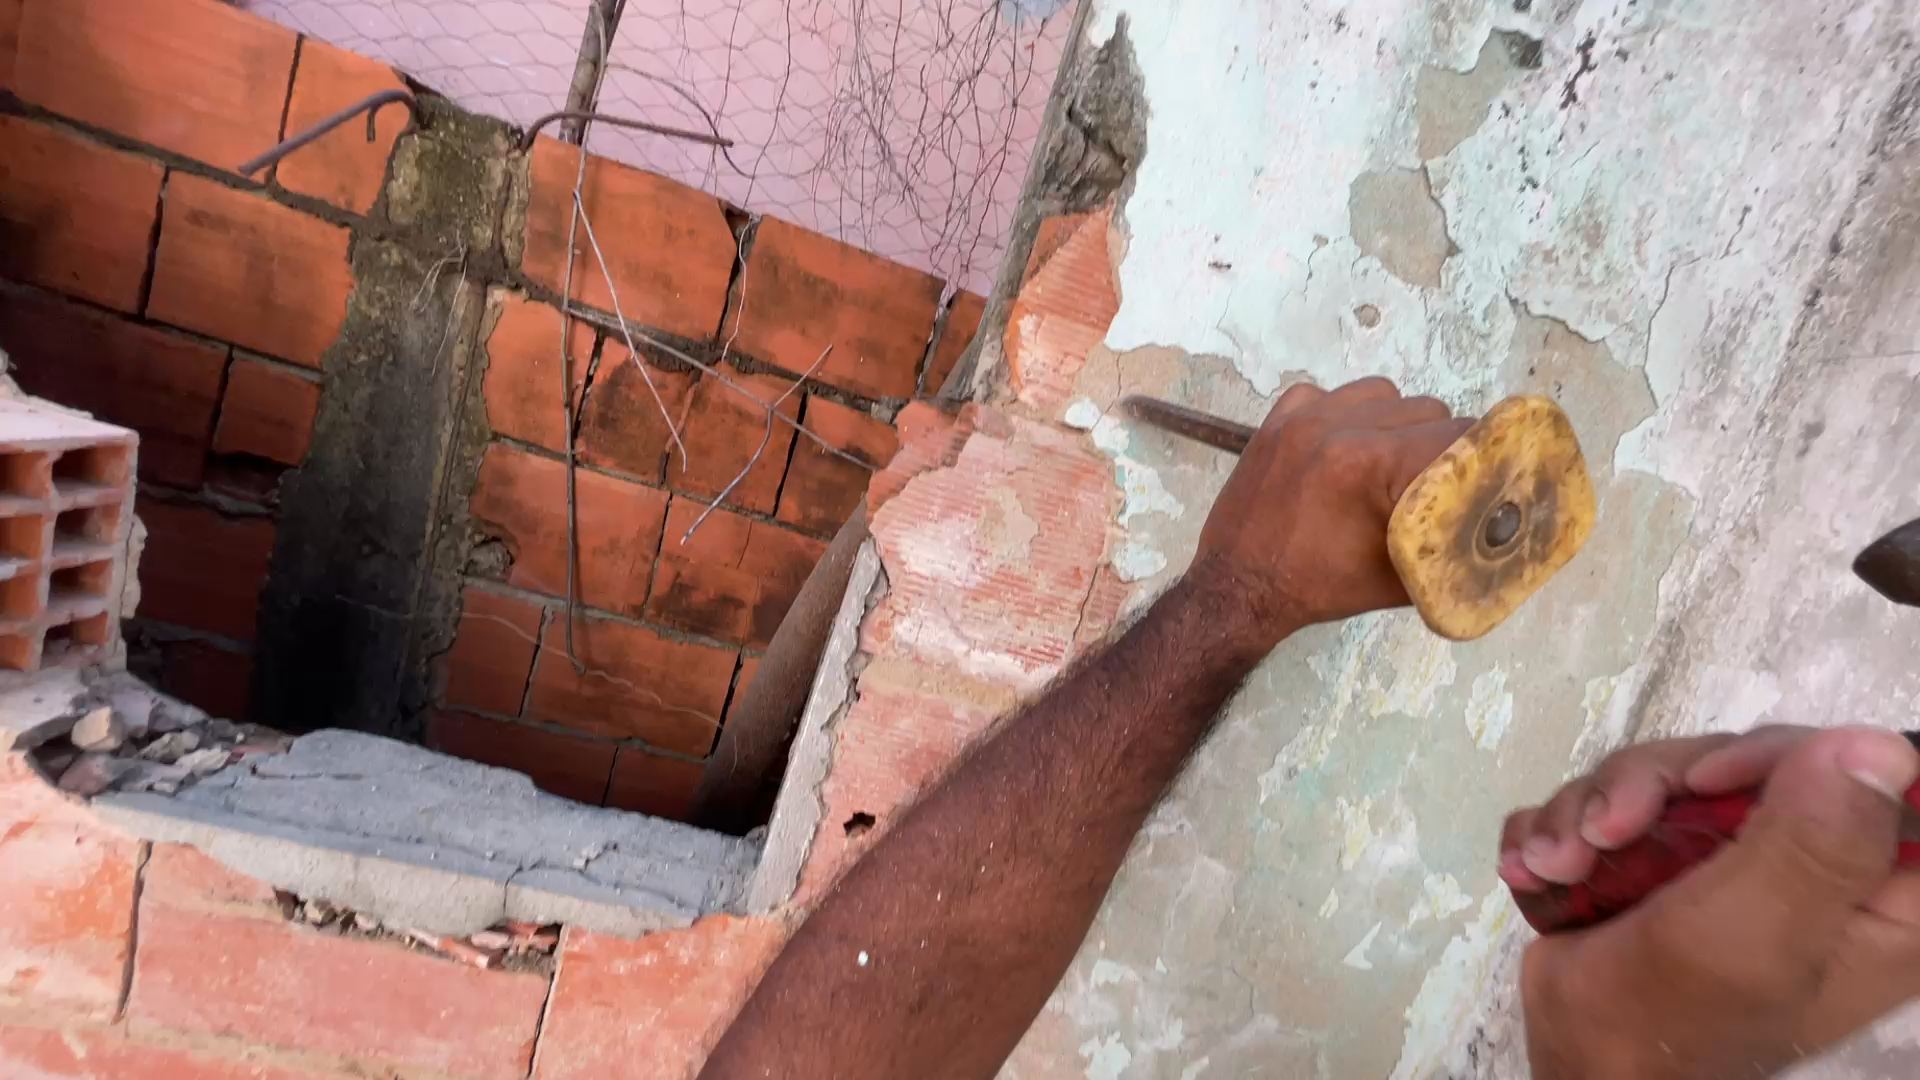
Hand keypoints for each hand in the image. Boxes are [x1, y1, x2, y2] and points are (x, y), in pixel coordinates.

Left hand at [1189, 377, 1470, 648]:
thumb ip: (1454, 539)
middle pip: (1426, 410)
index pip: (1459, 436)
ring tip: (1385, 461)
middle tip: (1434, 478)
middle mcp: (1335, 428)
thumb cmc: (1319, 587)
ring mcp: (1299, 420)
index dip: (1485, 457)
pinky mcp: (1273, 422)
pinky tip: (1342, 445)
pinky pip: (1328, 394)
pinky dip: (1344, 413)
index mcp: (1369, 463)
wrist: (1238, 585)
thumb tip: (1503, 520)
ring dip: (1394, 422)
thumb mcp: (1402, 573)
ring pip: (1381, 394)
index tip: (1486, 476)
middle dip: (1440, 444)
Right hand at [1512, 726, 1919, 1078]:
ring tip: (1551, 870)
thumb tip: (1872, 743)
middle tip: (1595, 836)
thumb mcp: (1752, 931)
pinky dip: (1547, 831)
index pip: (1860, 775)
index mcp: (1864, 889)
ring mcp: (1703, 857)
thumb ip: (1812, 843)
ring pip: (1636, 778)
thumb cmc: (1679, 1007)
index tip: (1705, 781)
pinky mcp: (1633, 856)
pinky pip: (1583, 803)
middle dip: (1634, 791)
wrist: (1580, 1051)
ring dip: (1575, 817)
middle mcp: (1788, 861)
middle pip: (1717, 762)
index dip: (1779, 757)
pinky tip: (1536, 872)